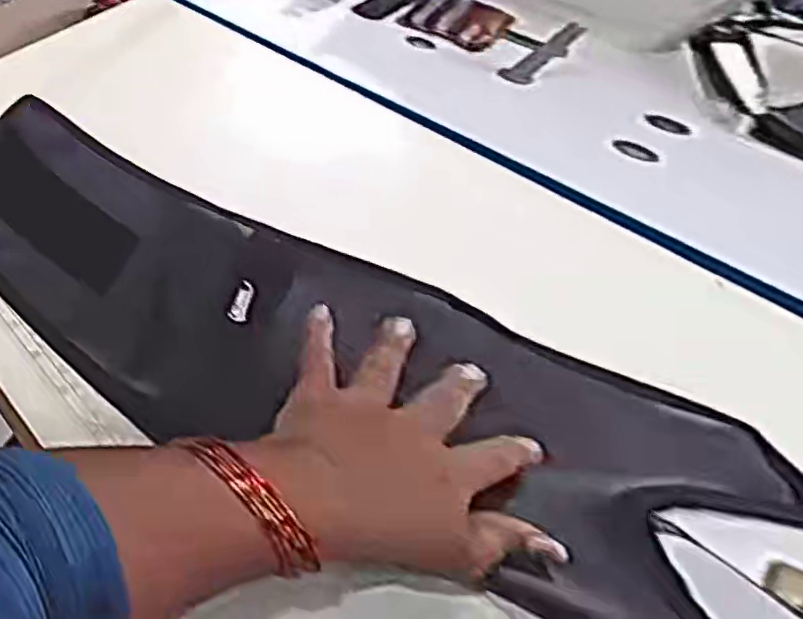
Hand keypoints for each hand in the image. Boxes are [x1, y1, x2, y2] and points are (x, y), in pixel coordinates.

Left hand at [243, 305, 567, 579]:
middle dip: (457, 386)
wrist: (318, 500)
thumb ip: (501, 542)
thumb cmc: (383, 532)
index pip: (493, 460)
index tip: (528, 444)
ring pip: (383, 367)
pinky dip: (318, 332)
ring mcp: (363, 406)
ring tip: (402, 325)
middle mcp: (410, 429)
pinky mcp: (319, 393)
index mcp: (449, 471)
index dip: (512, 453)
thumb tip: (547, 543)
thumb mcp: (457, 554)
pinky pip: (317, 356)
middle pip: (440, 403)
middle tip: (470, 370)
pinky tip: (320, 312)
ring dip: (393, 345)